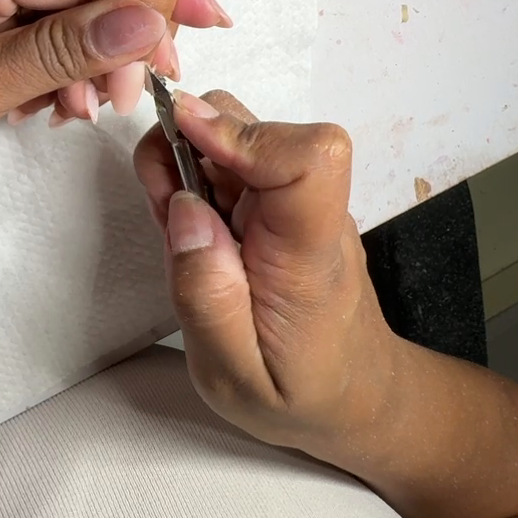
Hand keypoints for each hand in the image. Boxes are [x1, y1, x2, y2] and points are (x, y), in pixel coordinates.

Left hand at [0, 0, 170, 207]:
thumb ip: (57, 53)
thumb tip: (143, 21)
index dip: (122, 13)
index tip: (164, 62)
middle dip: (97, 47)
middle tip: (117, 101)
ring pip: (50, 21)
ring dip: (71, 68)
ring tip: (71, 114)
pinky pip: (27, 41)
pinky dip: (43, 75)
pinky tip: (43, 108)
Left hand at [0, 0, 217, 118]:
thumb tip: (135, 78)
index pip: (135, 32)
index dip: (106, 73)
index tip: (76, 115)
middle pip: (101, 24)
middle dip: (81, 68)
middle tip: (52, 114)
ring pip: (64, 6)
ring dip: (52, 45)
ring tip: (29, 90)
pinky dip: (26, 10)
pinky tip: (16, 41)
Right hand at [132, 90, 400, 457]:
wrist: (355, 393)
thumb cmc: (301, 392)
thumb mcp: (238, 379)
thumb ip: (206, 299)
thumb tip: (185, 208)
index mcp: (308, 252)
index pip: (308, 159)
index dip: (240, 134)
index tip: (182, 134)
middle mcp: (305, 207)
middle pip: (255, 124)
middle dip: (185, 141)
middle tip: (161, 205)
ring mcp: (287, 196)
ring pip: (228, 128)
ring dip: (178, 156)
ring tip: (171, 222)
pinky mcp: (269, 195)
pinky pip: (220, 155)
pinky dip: (183, 169)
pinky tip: (183, 222)